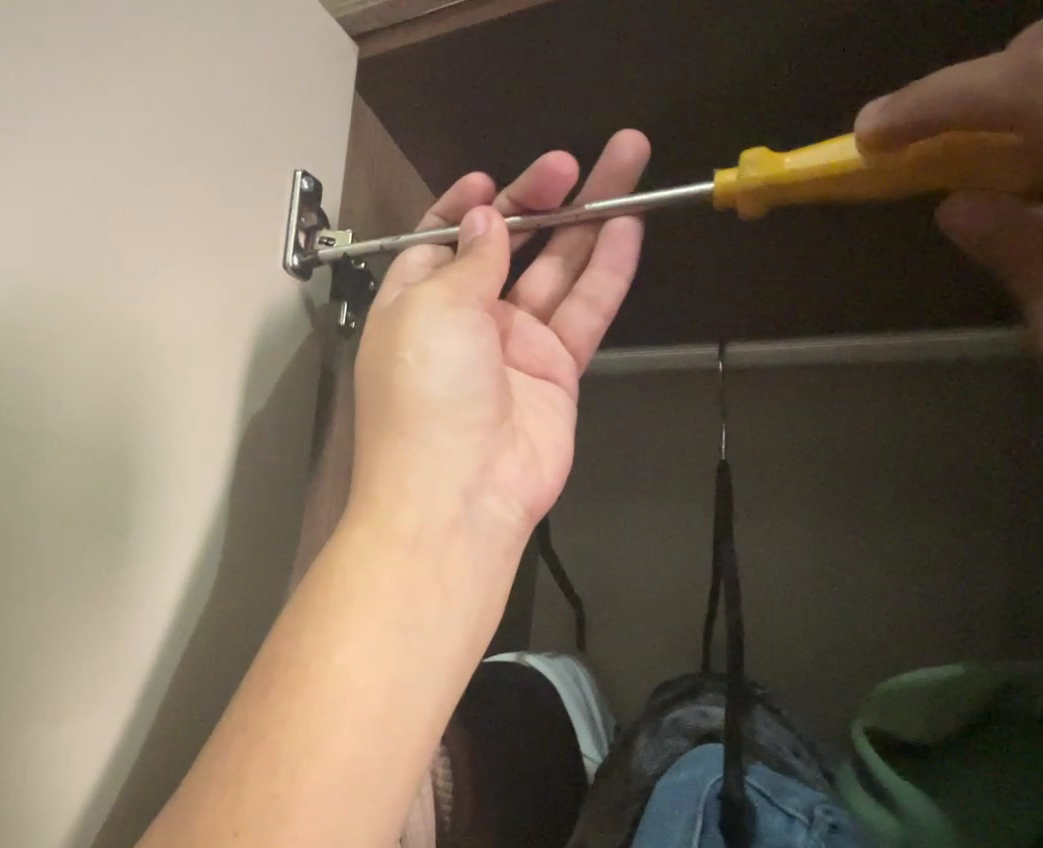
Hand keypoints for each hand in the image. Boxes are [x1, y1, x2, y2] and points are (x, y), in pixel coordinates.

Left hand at [344, 132, 651, 560]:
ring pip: (553, 271)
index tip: (492, 181)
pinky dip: (606, 270)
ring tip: (627, 160)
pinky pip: (583, 312)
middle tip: (578, 160)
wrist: (457, 493)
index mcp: (413, 306)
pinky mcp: (554, 374)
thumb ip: (468, 260)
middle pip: (504, 249)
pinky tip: (628, 227)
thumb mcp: (431, 308)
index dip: (464, 209)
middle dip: (538, 201)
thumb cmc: (424, 394)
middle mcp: (460, 323)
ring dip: (587, 218)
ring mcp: (510, 349)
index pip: (437, 244)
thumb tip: (485, 221)